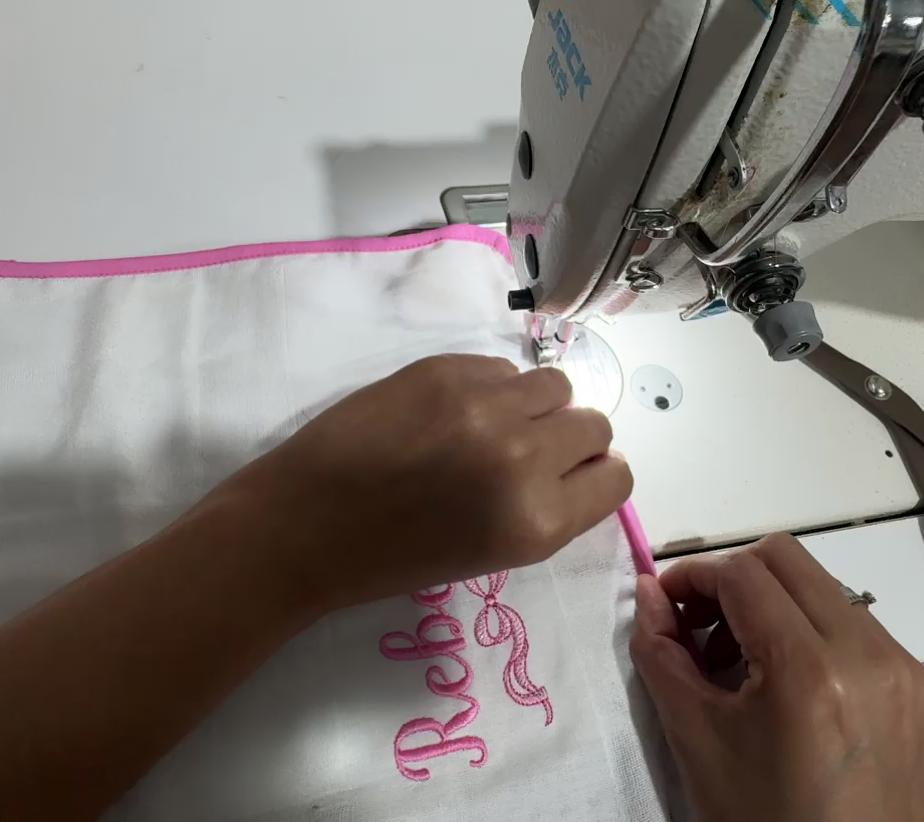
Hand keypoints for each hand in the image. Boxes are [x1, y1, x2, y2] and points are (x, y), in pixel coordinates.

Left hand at [224, 354, 629, 610]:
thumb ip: (548, 506)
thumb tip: (582, 459)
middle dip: (571, 438)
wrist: (306, 523)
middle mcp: (524, 456)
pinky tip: (452, 409)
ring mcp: (484, 404)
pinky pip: (502, 367)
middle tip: (532, 448)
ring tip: (494, 421)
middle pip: (594, 424)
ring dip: (537, 403)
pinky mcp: (445, 367)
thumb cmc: (396, 556)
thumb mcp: (493, 552)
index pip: (616, 477)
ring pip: (556, 384)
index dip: (598, 474)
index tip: (575, 473)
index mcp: (538, 522)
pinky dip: (492, 386)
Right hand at [630, 534, 923, 821]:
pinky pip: (852, 620)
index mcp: (810, 670)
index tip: (666, 603)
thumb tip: (649, 591)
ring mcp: (903, 668)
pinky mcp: (920, 685)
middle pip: (784, 556)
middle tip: (700, 623)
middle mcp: (869, 653)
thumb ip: (661, 652)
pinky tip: (786, 680)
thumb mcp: (696, 739)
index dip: (692, 576)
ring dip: (769, 599)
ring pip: (819, 582)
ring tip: (741, 656)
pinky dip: (807, 626)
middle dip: (730, 576)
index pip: (740, 572)